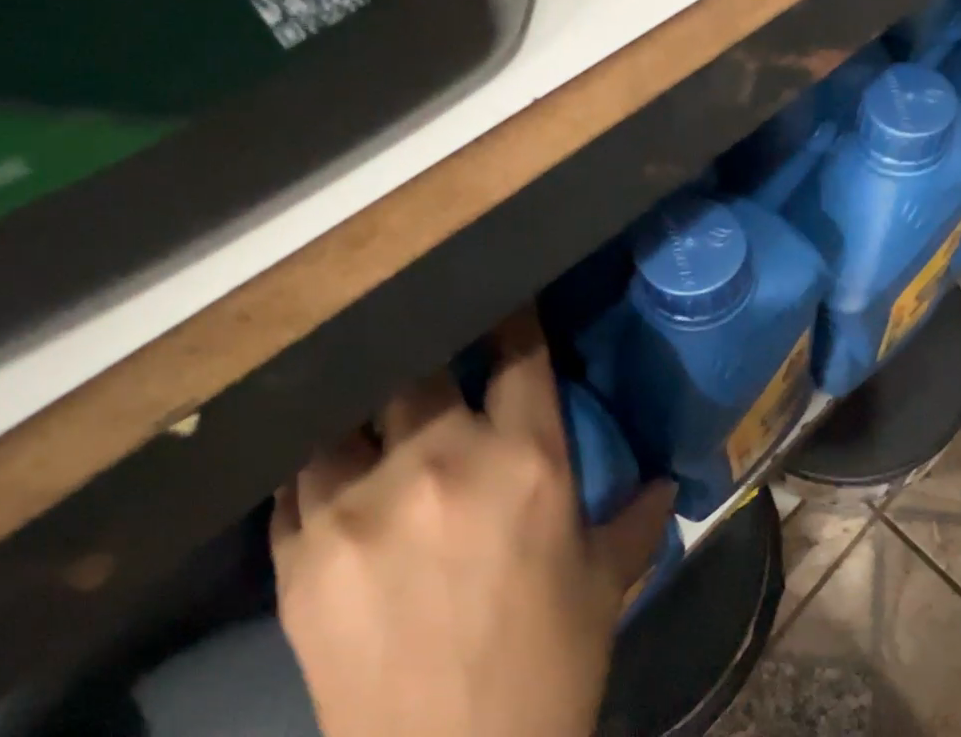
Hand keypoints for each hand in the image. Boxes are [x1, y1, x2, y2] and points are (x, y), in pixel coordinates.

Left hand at [271, 313, 675, 736]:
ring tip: (370, 416)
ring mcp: (358, 502)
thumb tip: (667, 480)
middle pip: (420, 363)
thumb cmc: (550, 661)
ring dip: (363, 410)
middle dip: (431, 353)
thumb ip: (635, 518)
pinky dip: (315, 470)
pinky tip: (329, 477)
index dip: (513, 316)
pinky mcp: (296, 551)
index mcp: (527, 462)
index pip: (517, 352)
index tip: (505, 300)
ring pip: (344, 411)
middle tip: (434, 360)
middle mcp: (440, 460)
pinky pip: (294, 480)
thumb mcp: (605, 582)